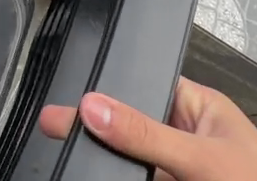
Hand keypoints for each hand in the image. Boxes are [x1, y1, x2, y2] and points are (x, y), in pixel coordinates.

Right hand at [38, 78, 256, 180]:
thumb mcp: (203, 159)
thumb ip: (145, 133)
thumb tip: (91, 105)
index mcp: (199, 107)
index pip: (142, 85)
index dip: (107, 89)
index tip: (68, 100)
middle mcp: (188, 136)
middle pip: (131, 125)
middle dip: (97, 127)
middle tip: (54, 127)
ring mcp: (182, 170)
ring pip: (133, 159)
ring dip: (105, 158)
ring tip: (69, 152)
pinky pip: (140, 178)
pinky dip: (117, 175)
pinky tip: (94, 172)